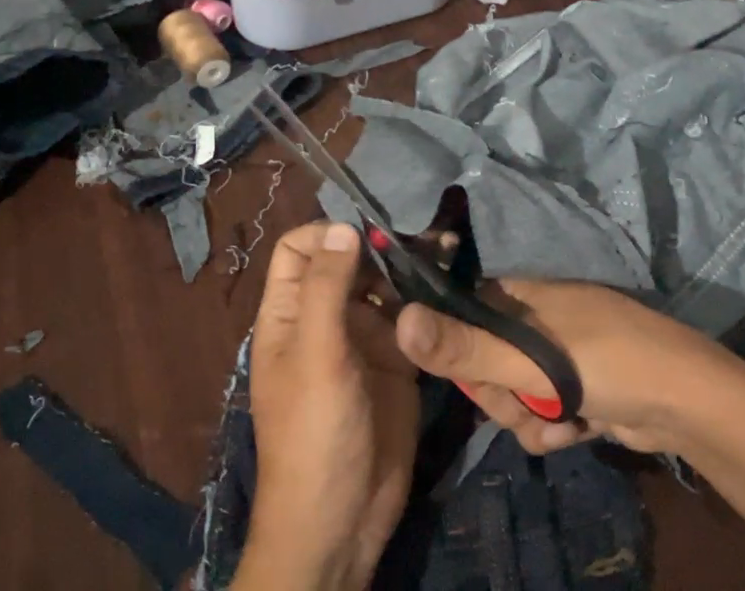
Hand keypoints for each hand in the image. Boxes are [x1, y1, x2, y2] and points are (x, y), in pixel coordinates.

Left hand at [237, 223, 420, 590]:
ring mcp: (364, 341)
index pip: (299, 250)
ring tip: (447, 255)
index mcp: (290, 315)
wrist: (342, 518)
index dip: (328, 234)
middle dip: (382, 249)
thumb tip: (343, 225)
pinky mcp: (399, 363)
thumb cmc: (314, 434)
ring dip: (411, 272)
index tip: (371, 235)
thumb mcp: (315, 356)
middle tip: (426, 239)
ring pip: (385, 289)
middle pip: (350, 264)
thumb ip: (326, 289)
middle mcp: (326, 319)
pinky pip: (413, 320)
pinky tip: (455, 290)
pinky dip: (430, 304)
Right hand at [395, 280, 733, 456]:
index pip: (462, 316)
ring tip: (562, 422)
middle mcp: (537, 320)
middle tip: (524, 403)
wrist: (689, 402)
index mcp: (523, 297)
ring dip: (531, 418)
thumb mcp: (532, 360)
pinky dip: (556, 426)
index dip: (461, 353)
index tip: (475, 377)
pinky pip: (543, 411)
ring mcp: (561, 356)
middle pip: (485, 363)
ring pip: (513, 394)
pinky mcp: (579, 389)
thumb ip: (464, 346)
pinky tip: (580, 431)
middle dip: (501, 396)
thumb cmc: (609, 363)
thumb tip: (398, 319)